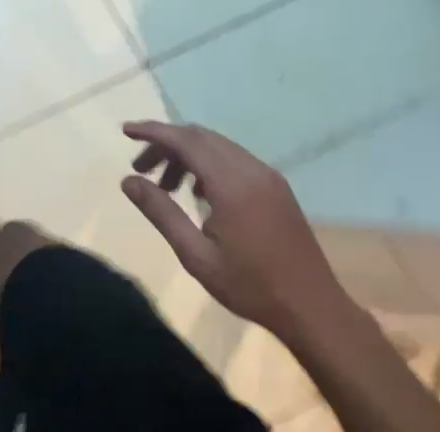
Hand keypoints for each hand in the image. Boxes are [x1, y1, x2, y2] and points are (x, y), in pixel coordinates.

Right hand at [120, 121, 351, 340]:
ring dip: (187, 155)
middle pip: (200, 137)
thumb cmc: (251, 287)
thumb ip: (161, 212)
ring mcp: (269, 177)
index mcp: (233, 184)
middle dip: (166, 144)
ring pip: (218, 146)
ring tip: (165, 186)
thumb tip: (128, 181)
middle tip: (140, 168)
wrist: (314, 310)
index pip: (186, 140)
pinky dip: (208, 163)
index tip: (126, 130)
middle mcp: (252, 170)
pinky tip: (198, 193)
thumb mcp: (196, 256)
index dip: (153, 131)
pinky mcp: (277, 187)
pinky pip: (234, 159)